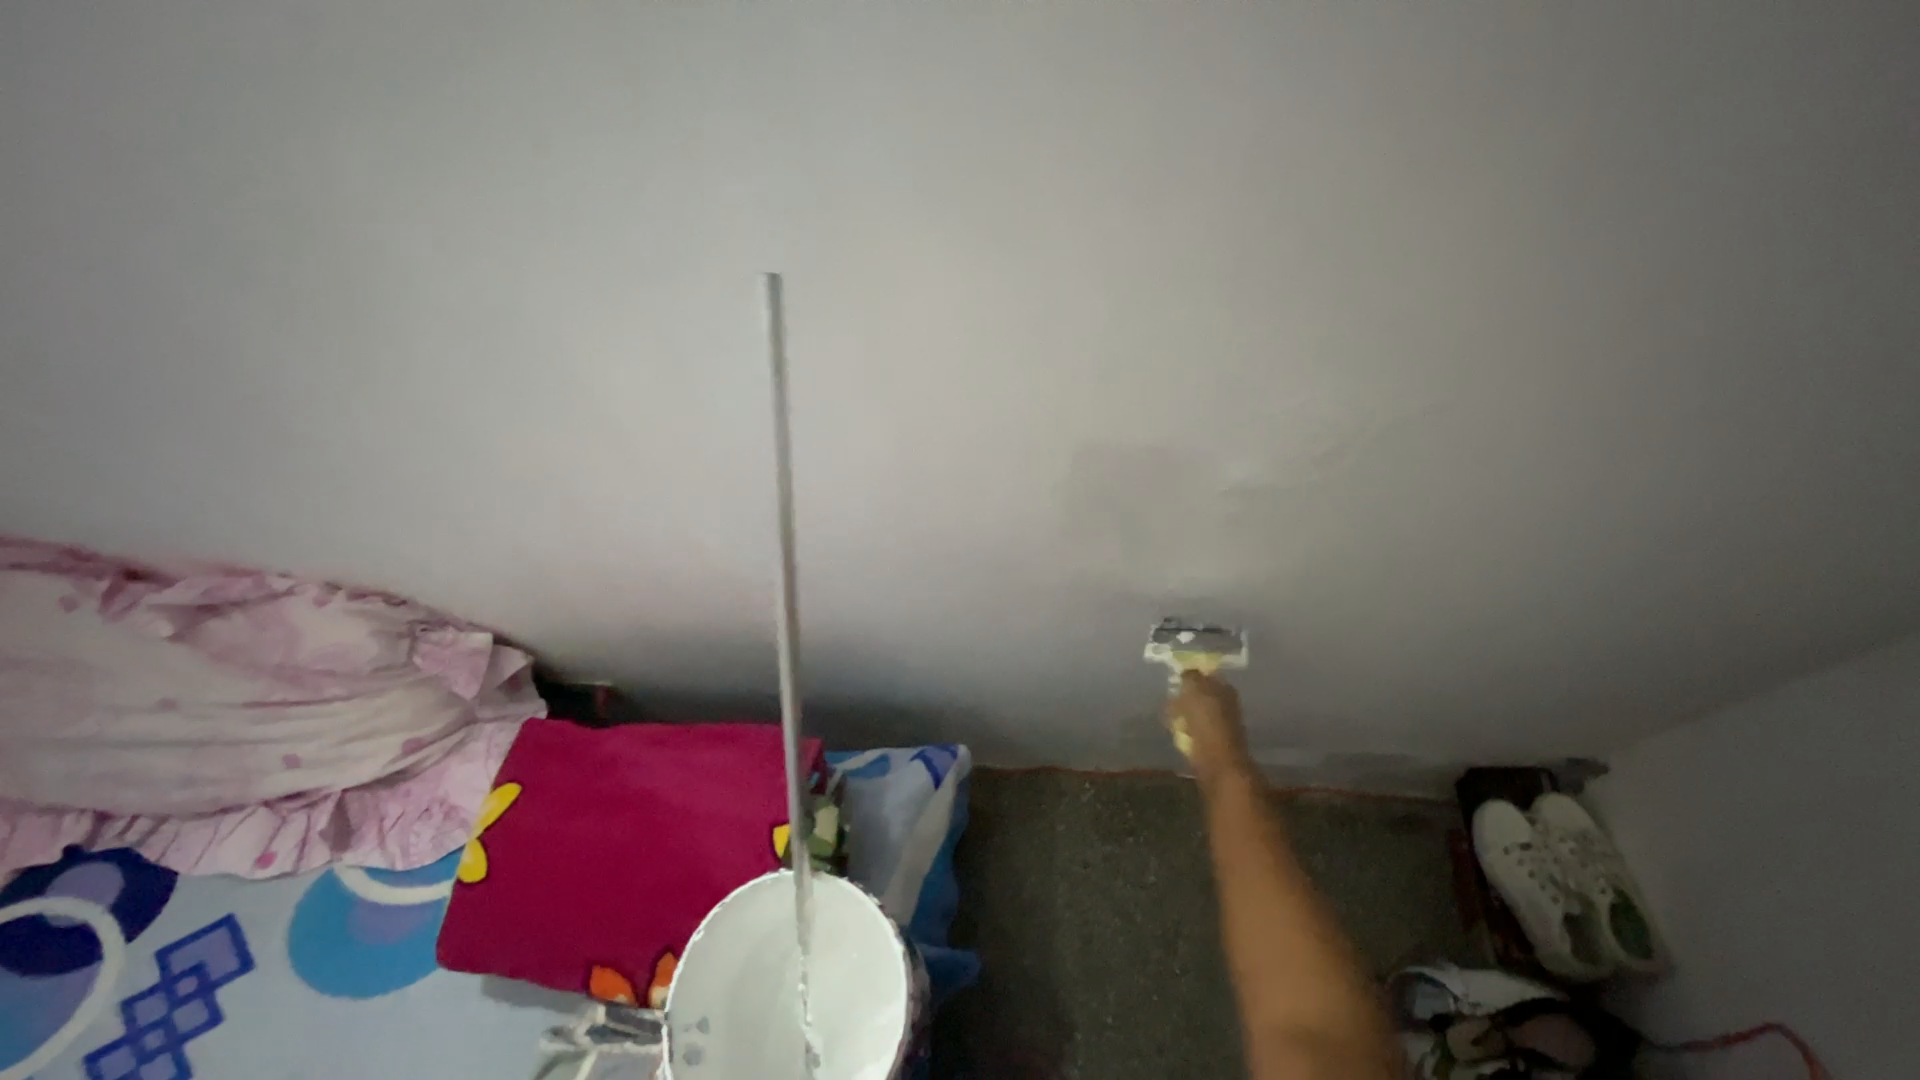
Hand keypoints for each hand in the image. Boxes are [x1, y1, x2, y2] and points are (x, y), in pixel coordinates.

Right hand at [1166, 669, 1251, 781]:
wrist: (1216, 758)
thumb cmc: (1207, 719)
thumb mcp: (1196, 689)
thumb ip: (1190, 676)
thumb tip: (1186, 671)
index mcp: (1225, 688)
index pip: (1206, 675)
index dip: (1190, 675)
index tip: (1174, 678)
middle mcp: (1224, 703)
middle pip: (1199, 694)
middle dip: (1183, 696)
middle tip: (1169, 698)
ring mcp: (1218, 722)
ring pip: (1194, 712)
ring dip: (1181, 713)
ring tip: (1169, 715)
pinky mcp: (1210, 740)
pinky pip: (1192, 729)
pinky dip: (1183, 729)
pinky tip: (1175, 730)